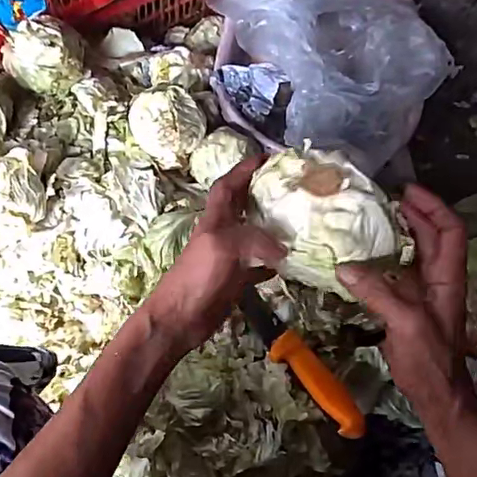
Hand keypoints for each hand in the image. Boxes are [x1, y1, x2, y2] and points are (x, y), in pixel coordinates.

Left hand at [140, 155, 284, 354]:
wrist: (179, 319)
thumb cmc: (196, 277)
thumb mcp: (225, 247)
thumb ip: (255, 241)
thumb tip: (284, 249)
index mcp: (215, 219)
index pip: (229, 185)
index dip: (244, 169)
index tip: (267, 157)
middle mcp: (222, 233)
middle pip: (244, 206)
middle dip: (263, 193)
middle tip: (292, 187)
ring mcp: (228, 257)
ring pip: (254, 235)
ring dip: (272, 227)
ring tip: (298, 220)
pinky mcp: (235, 280)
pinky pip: (259, 266)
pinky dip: (273, 263)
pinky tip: (290, 263)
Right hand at [337, 184, 476, 424]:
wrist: (436, 394)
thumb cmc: (429, 359)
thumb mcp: (405, 323)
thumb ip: (378, 293)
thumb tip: (344, 267)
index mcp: (448, 279)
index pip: (450, 231)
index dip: (433, 207)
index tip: (407, 192)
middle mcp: (439, 281)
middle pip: (434, 237)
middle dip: (415, 214)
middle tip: (385, 199)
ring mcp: (425, 295)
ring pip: (416, 254)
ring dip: (400, 235)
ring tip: (372, 222)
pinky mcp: (409, 308)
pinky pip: (398, 275)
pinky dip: (384, 261)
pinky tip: (363, 259)